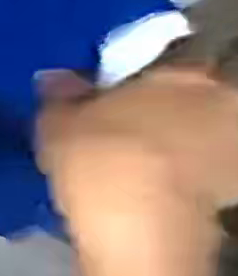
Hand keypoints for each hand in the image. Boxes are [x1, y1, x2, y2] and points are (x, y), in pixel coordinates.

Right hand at [35, 64, 237, 252]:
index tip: (105, 95)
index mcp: (181, 74)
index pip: (160, 64)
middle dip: (162, 108)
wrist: (137, 211)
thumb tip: (57, 76)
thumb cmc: (95, 152)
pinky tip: (153, 184)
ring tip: (135, 160)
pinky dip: (185, 171)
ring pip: (201, 131)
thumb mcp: (54, 121)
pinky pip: (207, 165)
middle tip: (121, 127)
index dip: (132, 79)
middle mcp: (225, 96)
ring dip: (176, 140)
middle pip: (190, 96)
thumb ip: (60, 95)